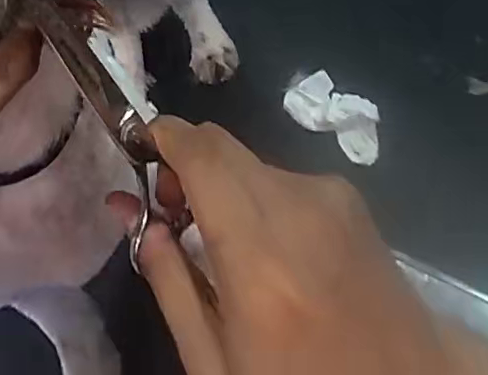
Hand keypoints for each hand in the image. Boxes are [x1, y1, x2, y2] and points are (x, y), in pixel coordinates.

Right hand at [112, 119, 487, 374]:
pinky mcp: (351, 197)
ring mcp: (330, 195)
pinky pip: (284, 178)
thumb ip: (169, 279)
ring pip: (251, 161)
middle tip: (169, 208)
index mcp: (257, 254)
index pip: (201, 154)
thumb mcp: (214, 364)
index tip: (140, 147)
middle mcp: (296, 204)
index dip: (164, 135)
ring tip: (223, 239)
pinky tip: (271, 247)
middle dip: (187, 161)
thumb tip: (136, 213)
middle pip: (222, 145)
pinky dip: (260, 195)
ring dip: (224, 182)